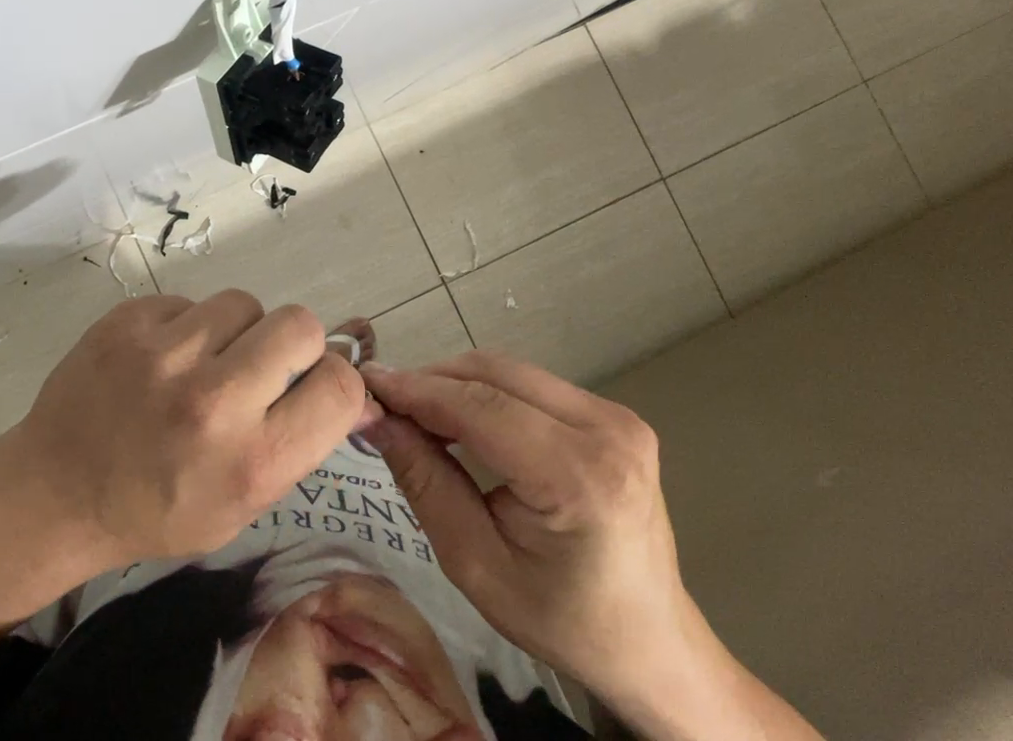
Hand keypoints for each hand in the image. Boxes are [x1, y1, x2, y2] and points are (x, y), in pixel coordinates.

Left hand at [0, 291, 370, 570]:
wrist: (56, 493)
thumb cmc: (156, 512)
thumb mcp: (241, 508)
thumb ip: (297, 446)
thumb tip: (347, 386)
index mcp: (252, 459)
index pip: (339, 386)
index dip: (333, 384)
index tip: (309, 391)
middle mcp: (214, 400)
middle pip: (300, 325)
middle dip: (292, 346)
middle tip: (260, 369)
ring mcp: (164, 353)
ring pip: (243, 303)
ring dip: (236, 331)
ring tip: (204, 363)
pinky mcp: (126, 321)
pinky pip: (188, 302)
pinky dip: (185, 327)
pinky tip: (160, 360)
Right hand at [359, 352, 717, 725]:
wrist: (648, 641)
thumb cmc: (559, 618)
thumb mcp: (473, 562)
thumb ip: (424, 482)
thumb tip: (377, 420)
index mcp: (578, 476)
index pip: (477, 405)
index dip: (414, 390)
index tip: (363, 384)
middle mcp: (607, 430)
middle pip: (493, 374)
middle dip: (430, 382)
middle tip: (383, 406)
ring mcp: (618, 418)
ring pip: (510, 373)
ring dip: (455, 386)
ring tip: (414, 418)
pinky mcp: (615, 418)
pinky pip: (532, 386)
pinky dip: (485, 394)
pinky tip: (458, 423)